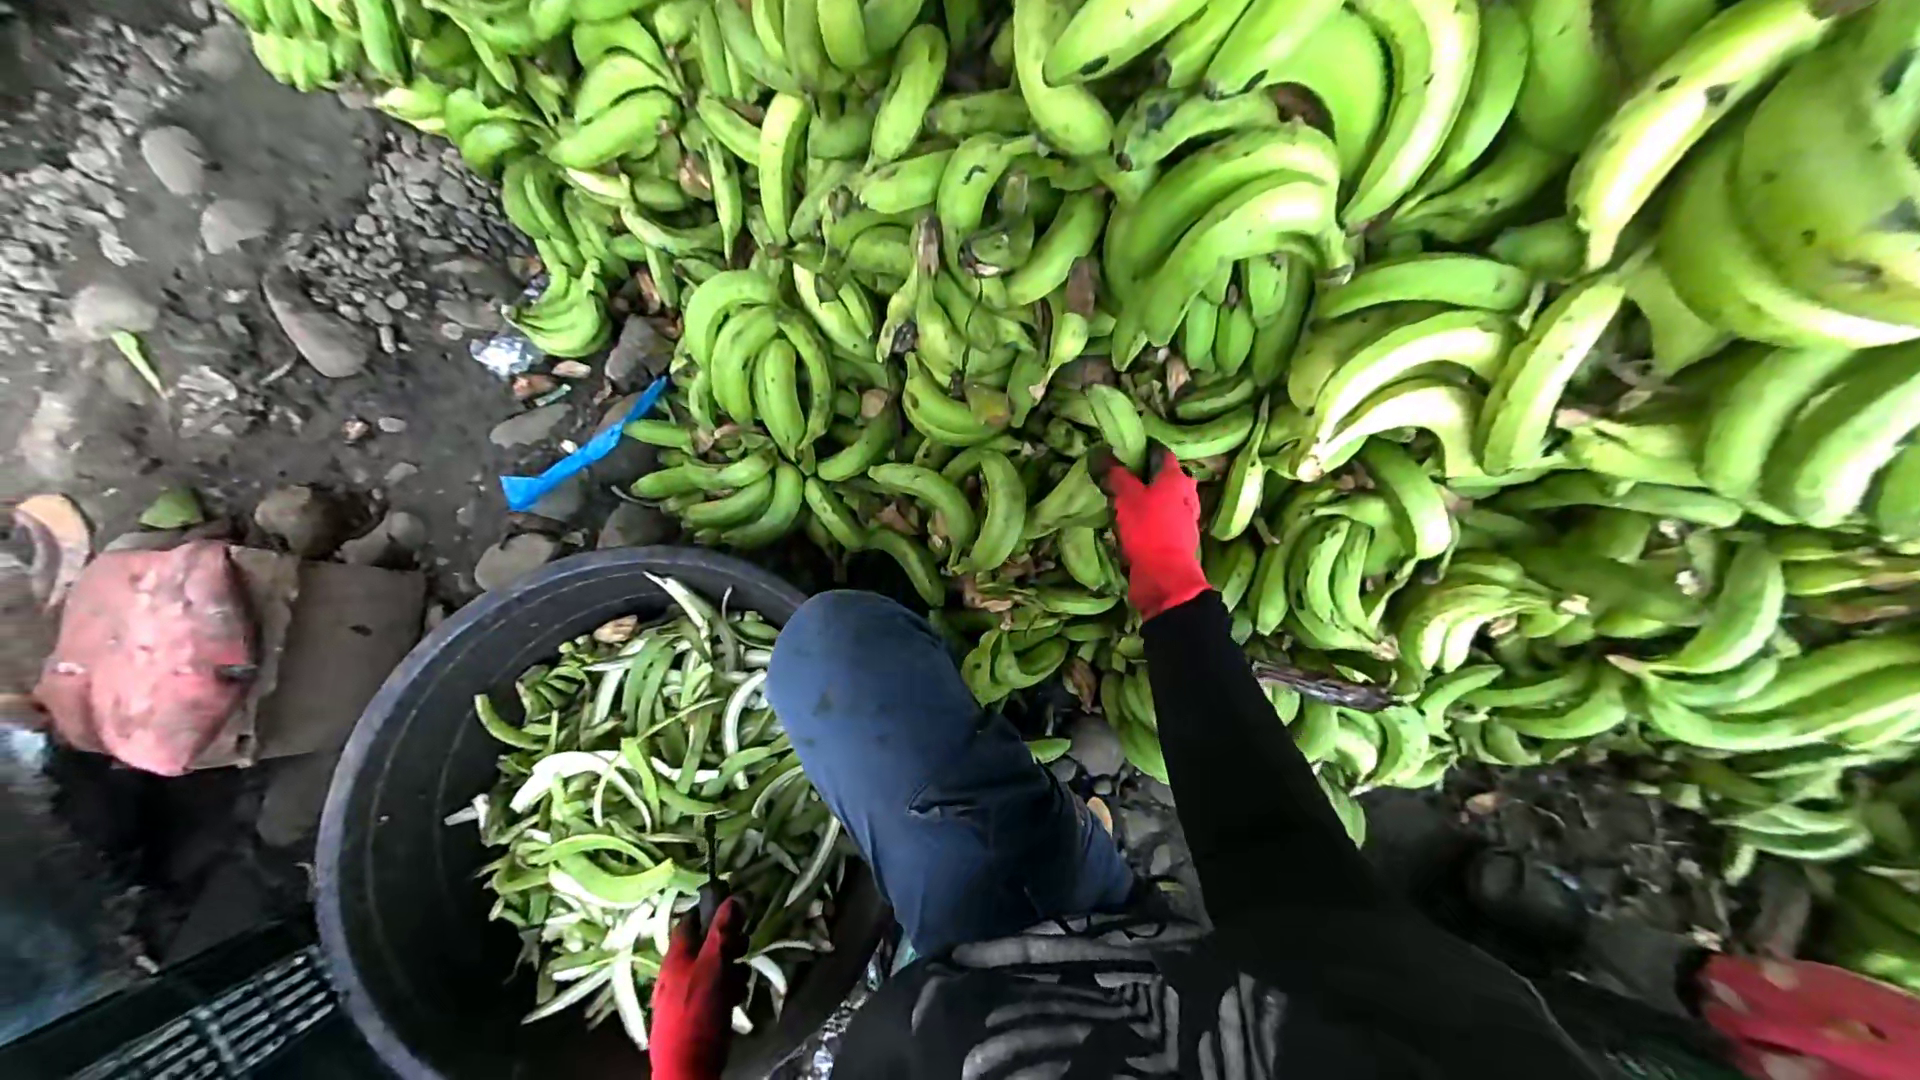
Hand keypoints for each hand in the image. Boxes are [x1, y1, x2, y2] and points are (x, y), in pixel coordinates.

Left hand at [649, 896, 746, 1079]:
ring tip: (740, 981)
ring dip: (731, 969)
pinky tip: (735, 1000)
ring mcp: (680, 995)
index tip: (736, 912)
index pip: (691, 920)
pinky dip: (725, 990)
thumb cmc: (699, 1012)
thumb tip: (735, 896)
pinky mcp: (690, 1014)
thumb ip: (723, 931)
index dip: (712, 911)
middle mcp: (674, 972)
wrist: (687, 1071)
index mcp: (675, 957)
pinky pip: (710, 991)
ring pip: (711, 968)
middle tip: (744, 949)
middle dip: (729, 944)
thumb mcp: (714, 965)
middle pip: (705, 944)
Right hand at [1099, 447, 1210, 619]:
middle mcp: (1186, 495)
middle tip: (1118, 475)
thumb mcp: (1126, 498)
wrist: (1165, 579)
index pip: (1161, 453)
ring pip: (1162, 500)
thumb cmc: (1148, 531)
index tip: (1121, 450)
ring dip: (1145, 499)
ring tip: (1120, 500)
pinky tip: (1129, 523)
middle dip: (1143, 475)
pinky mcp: (1176, 540)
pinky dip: (1146, 519)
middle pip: (1164, 477)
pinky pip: (1159, 522)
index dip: (1143, 449)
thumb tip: (1099, 451)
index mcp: (1176, 479)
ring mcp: (1183, 519)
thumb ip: (1115, 475)